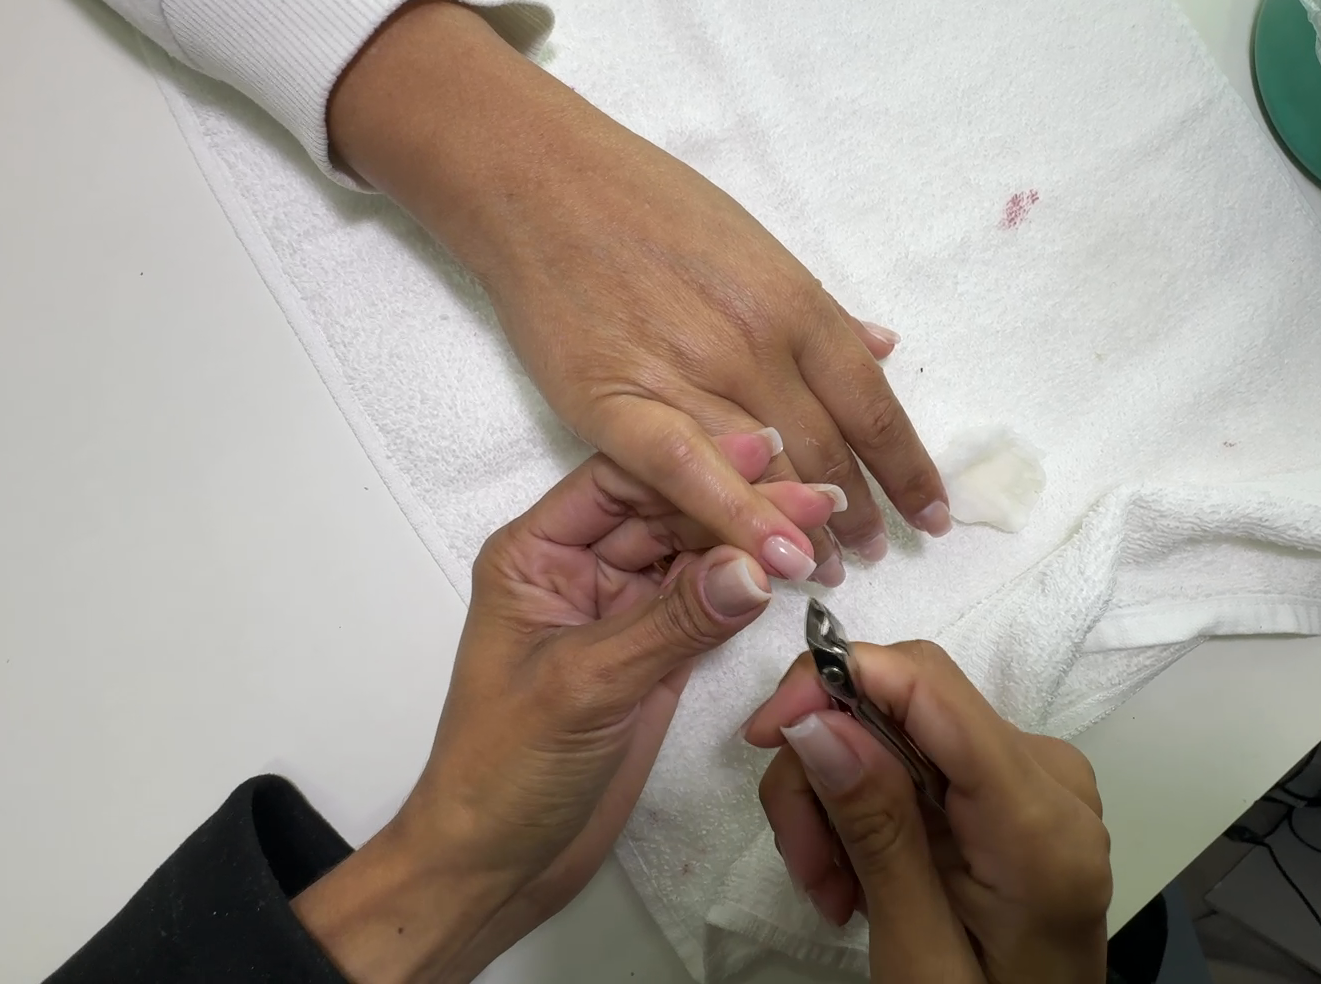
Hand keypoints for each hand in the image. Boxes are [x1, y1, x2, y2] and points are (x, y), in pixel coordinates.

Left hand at [290, 432, 837, 982]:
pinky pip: (709, 601)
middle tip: (815, 495)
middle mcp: (583, 563)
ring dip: (752, 542)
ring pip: (695, 554)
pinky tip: (792, 569)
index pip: (620, 483)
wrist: (500, 866)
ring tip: (820, 523)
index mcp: (539, 550)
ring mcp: (625, 604)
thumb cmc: (506, 769)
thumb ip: (672, 621)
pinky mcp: (658, 645)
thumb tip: (757, 565)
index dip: (690, 465)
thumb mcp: (584, 684)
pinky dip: (749, 588)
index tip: (763, 454)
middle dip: (738, 505)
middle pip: (667, 514)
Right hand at [329, 0, 950, 587]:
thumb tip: (882, 346)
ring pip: (773, 472)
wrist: (543, 185)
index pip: (874, 406)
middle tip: (872, 553)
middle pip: (831, 450)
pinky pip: (692, 474)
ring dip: (809, 530)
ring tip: (827, 569)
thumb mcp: (754, 243)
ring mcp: (691, 374)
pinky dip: (741, 522)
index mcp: (795, 303)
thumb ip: (818, 308)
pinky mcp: (620, 403)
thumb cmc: (650, 206)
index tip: (931, 512)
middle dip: (861, 512)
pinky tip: (778, 562)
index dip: (909, 469)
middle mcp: (758, 344)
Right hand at [744, 642, 1111, 982]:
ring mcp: (1026, 768)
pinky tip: (859, 871)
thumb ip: (877, 835)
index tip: (764, 733)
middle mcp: (1043, 769)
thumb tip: (816, 722)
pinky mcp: (1002, 775)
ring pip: (889, 724)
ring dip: (835, 796)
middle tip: (801, 860)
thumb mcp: (920, 960)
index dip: (836, 677)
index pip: (929, 684)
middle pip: (897, 703)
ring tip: (829, 887)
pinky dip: (864, 800)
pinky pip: (906, 750)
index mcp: (1038, 819)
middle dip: (824, 765)